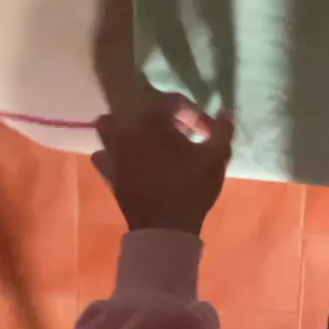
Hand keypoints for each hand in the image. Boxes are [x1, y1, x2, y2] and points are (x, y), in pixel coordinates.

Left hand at [91, 93, 233, 234]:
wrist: (165, 227)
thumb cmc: (192, 187)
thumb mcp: (217, 157)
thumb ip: (222, 129)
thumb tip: (225, 111)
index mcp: (152, 119)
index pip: (173, 100)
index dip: (194, 112)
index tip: (208, 130)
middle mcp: (126, 128)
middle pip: (138, 106)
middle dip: (160, 114)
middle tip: (181, 131)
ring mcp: (112, 150)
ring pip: (111, 124)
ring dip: (128, 126)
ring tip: (148, 139)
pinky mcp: (107, 172)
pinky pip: (103, 154)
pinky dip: (114, 153)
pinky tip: (128, 160)